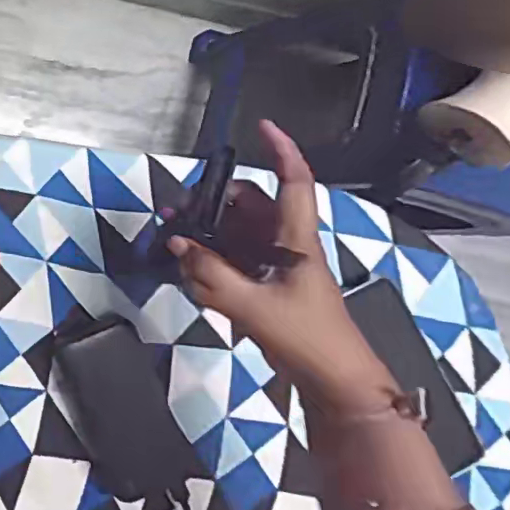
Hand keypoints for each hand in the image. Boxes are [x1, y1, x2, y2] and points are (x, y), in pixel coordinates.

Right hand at [167, 120, 397, 414]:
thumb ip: (209, 273)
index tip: (263, 127)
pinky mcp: (266, 286)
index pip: (294, 183)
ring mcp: (275, 266)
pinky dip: (211, 262)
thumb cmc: (308, 339)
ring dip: (207, 236)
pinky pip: (233, 260)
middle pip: (250, 206)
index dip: (282, 151)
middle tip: (178, 211)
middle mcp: (286, 245)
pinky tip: (191, 275)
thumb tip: (177, 243)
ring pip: (237, 234)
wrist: (335, 383)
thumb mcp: (252, 306)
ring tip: (175, 243)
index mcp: (297, 240)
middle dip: (214, 203)